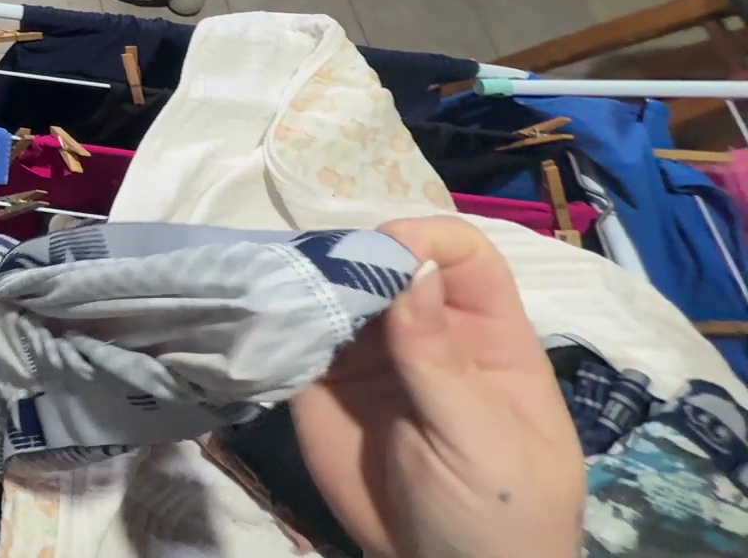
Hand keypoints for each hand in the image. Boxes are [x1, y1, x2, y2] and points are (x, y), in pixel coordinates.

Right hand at [291, 215, 582, 557]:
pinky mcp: (315, 372)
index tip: (383, 249)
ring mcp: (364, 350)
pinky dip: (277, 312)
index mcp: (484, 340)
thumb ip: (442, 359)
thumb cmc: (494, 517)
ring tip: (284, 289)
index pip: (464, 259)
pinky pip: (295, 326)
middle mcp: (419, 330)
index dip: (428, 240)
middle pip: (387, 261)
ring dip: (308, 278)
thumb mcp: (483, 444)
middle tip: (318, 273)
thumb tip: (410, 266)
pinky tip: (263, 311)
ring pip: (335, 286)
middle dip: (354, 255)